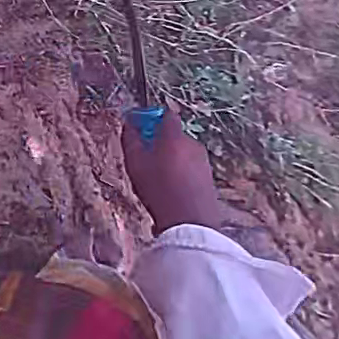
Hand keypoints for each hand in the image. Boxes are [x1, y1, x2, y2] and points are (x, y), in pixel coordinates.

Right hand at [121, 102, 225, 234]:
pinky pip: (191, 167)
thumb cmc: (158, 189)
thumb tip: (129, 123)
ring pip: (183, 152)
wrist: (190, 224)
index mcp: (174, 136)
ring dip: (170, 157)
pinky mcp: (209, 179)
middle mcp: (193, 145)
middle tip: (145, 154)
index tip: (140, 126)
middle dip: (159, 140)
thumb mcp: (135, 162)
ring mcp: (204, 162)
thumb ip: (131, 138)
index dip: (152, 117)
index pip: (166, 114)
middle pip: (174, 135)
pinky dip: (180, 171)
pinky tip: (170, 187)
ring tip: (156, 175)